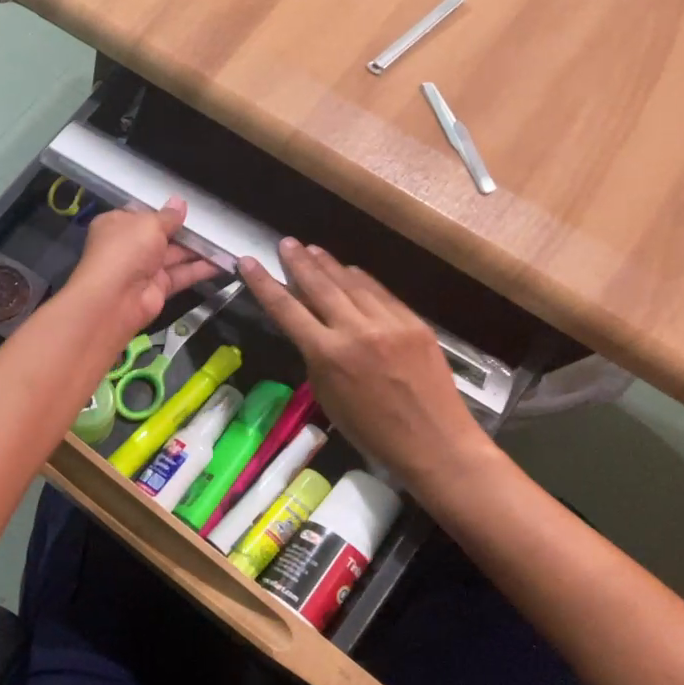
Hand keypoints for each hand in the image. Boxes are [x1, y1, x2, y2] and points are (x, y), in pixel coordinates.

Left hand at [68, 198, 219, 337]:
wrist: (114, 298)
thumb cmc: (126, 250)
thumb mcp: (148, 224)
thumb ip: (167, 216)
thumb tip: (179, 203)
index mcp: (117, 225)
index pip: (141, 214)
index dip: (162, 211)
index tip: (187, 207)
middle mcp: (129, 246)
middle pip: (161, 235)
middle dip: (185, 231)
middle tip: (214, 223)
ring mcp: (143, 268)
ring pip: (174, 255)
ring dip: (198, 250)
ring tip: (225, 241)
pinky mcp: (158, 288)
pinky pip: (182, 275)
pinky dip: (200, 269)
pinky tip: (223, 262)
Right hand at [240, 239, 490, 482]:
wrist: (435, 441)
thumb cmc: (372, 431)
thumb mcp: (327, 395)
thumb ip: (316, 356)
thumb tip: (310, 329)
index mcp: (327, 354)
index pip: (286, 308)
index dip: (264, 283)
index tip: (248, 262)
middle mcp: (356, 331)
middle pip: (320, 286)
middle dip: (299, 262)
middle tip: (286, 243)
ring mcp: (389, 324)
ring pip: (352, 283)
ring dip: (329, 265)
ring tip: (312, 249)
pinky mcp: (415, 323)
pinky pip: (381, 293)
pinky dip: (361, 280)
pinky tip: (351, 271)